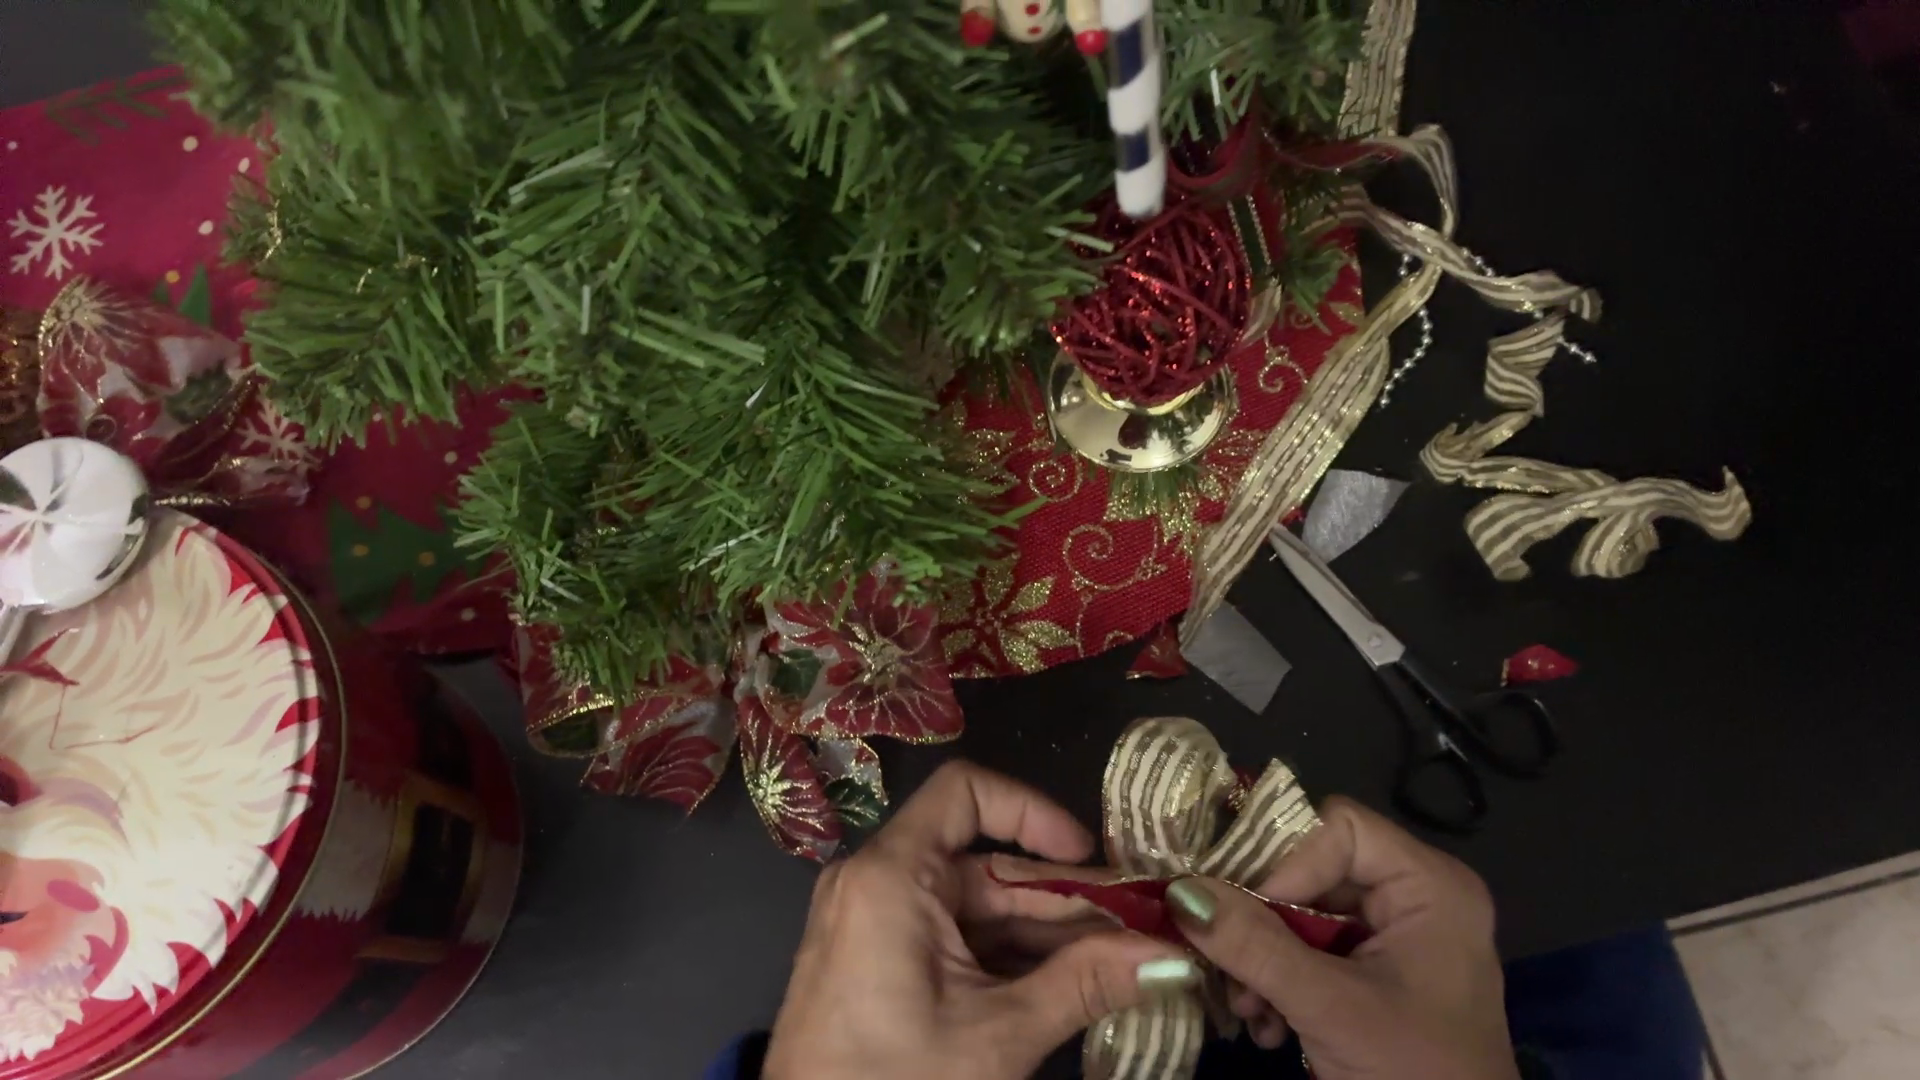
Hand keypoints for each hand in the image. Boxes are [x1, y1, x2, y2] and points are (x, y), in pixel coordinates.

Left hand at [765, 761, 1196, 1079]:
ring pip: (976, 906)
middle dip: (1063, 893)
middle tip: (1137, 918)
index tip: (1086, 852)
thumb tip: (1171, 956)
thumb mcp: (995, 1037)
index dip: (1030, 810)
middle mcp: (880, 881)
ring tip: (1123, 949)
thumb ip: (1084, 986)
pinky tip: (1072, 975)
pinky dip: (1010, 955)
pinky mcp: (883, 960)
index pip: (964, 792)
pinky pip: (956, 937)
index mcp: (892, 874)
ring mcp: (880, 922)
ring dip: (1046, 930)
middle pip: (983, 860)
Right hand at [1165, 797, 1520, 1079]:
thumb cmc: (1416, 1078)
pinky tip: (1264, 1022)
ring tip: (1244, 1005)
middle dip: (1261, 919)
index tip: (1251, 913)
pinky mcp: (1371, 969)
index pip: (1339, 828)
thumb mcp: (1330, 1009)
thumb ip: (1254, 946)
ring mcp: (1392, 934)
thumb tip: (1178, 892)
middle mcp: (1412, 895)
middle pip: (1310, 866)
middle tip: (1223, 955)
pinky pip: (1306, 945)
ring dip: (1260, 956)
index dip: (1289, 861)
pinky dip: (1276, 979)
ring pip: (1298, 908)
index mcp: (1429, 886)